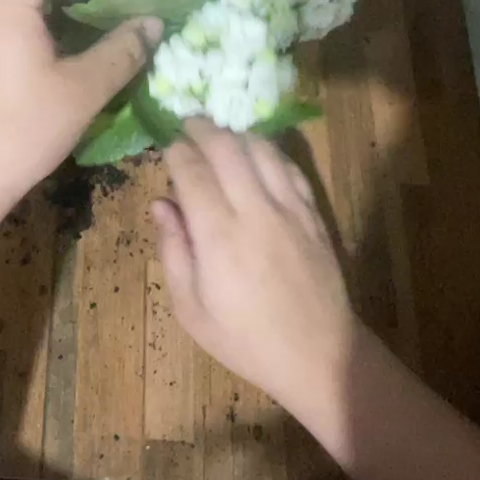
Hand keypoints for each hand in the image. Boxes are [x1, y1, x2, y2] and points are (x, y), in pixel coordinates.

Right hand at [154, 119, 361, 426]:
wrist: (319, 356)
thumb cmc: (244, 339)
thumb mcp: (190, 309)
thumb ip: (173, 251)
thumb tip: (160, 204)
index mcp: (218, 237)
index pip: (192, 172)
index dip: (175, 150)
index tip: (164, 143)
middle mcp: (255, 212)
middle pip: (227, 148)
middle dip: (202, 129)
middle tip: (187, 123)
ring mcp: (290, 210)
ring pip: (261, 149)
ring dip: (236, 134)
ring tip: (219, 135)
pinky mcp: (313, 214)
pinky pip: (289, 167)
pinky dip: (268, 151)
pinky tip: (255, 154)